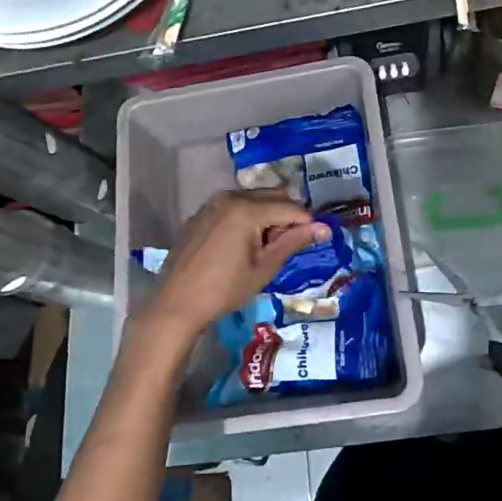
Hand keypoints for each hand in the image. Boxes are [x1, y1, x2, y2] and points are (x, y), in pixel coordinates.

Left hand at [138, 190, 326, 346]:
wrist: (176, 304)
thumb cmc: (225, 289)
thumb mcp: (265, 267)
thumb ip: (294, 241)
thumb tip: (325, 228)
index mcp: (247, 210)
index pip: (291, 208)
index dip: (308, 223)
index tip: (319, 239)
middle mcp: (229, 198)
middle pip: (273, 196)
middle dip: (289, 215)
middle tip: (291, 243)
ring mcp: (212, 204)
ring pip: (254, 199)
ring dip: (269, 215)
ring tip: (268, 246)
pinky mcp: (200, 215)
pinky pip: (234, 206)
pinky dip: (248, 217)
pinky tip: (245, 244)